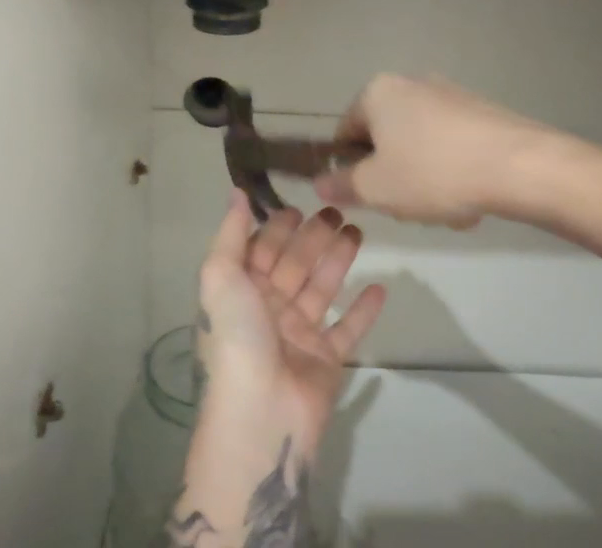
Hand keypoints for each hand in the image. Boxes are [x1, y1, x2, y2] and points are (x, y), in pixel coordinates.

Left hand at [194, 199, 386, 449]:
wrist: (260, 410)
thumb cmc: (237, 335)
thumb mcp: (221, 276)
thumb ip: (229, 232)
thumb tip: (236, 191)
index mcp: (240, 290)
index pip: (261, 248)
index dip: (277, 226)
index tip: (300, 205)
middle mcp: (267, 308)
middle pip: (294, 264)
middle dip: (313, 237)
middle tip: (339, 212)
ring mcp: (297, 335)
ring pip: (321, 289)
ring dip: (338, 261)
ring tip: (359, 232)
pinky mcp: (325, 359)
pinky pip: (347, 329)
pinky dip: (363, 310)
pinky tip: (380, 288)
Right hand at [313, 74, 581, 228]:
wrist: (519, 166)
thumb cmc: (433, 172)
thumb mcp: (375, 189)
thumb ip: (342, 185)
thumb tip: (319, 183)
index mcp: (378, 92)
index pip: (345, 133)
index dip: (350, 168)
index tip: (368, 196)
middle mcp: (412, 83)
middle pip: (386, 139)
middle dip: (393, 176)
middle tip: (407, 206)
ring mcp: (451, 95)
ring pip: (420, 147)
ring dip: (424, 179)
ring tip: (445, 208)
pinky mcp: (483, 112)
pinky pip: (453, 146)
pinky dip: (454, 172)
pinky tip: (470, 199)